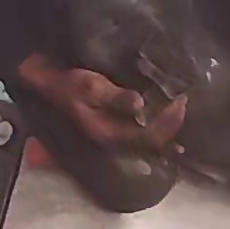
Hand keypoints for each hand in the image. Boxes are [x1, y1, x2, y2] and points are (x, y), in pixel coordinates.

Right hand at [18, 55, 186, 152]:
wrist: (47, 87)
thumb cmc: (67, 85)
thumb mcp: (90, 87)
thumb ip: (115, 97)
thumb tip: (138, 102)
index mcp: (110, 134)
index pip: (149, 136)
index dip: (168, 123)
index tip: (180, 104)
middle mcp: (115, 142)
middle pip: (153, 143)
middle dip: (172, 126)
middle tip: (182, 104)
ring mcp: (115, 138)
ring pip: (149, 142)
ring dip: (167, 130)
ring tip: (179, 112)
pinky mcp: (115, 130)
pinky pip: (142, 135)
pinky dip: (158, 130)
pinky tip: (166, 124)